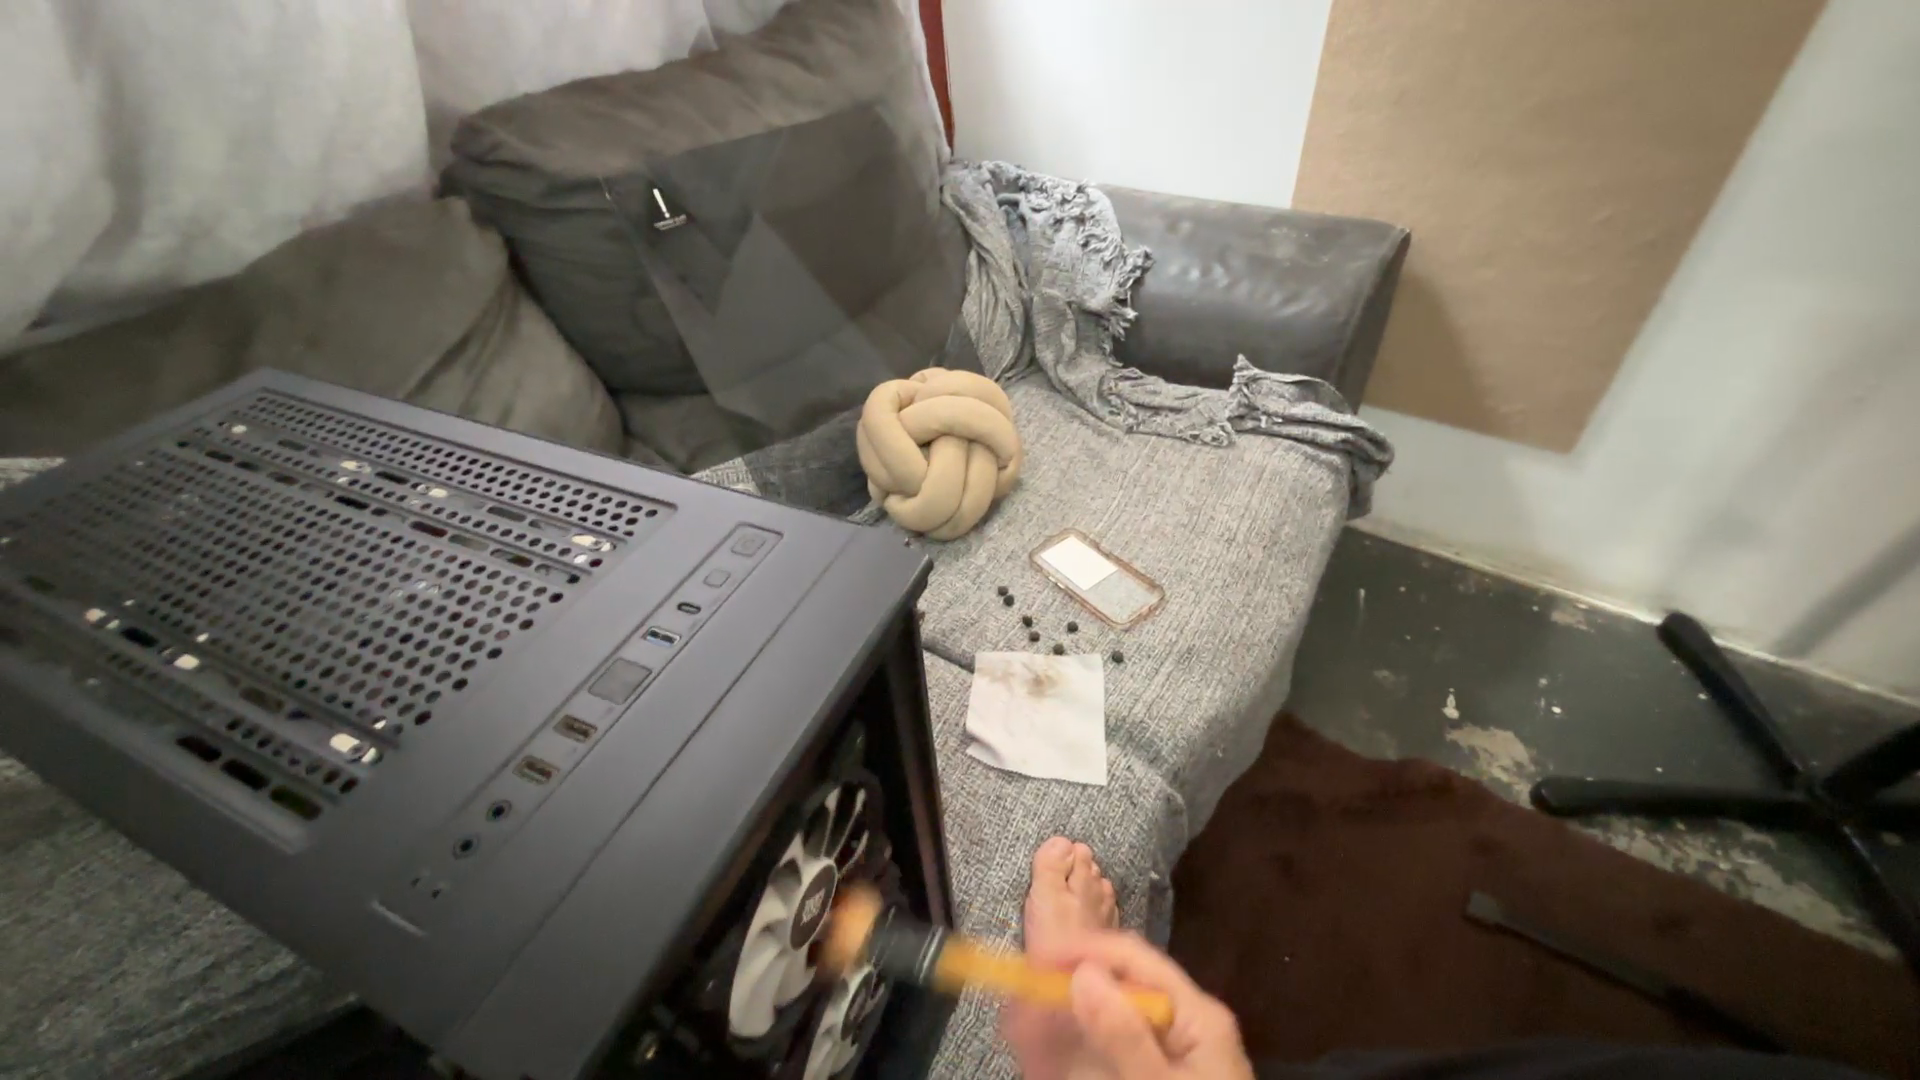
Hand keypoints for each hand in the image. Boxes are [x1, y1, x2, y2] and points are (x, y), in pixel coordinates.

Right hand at [1004, 930, 1253, 1079]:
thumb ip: (1125, 1037)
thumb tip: (1082, 973)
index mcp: (1196, 1016)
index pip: (1132, 958)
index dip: (1081, 951)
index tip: (1032, 960)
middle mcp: (1182, 1026)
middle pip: (1114, 988)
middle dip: (1063, 992)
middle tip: (1017, 1003)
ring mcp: (1169, 1056)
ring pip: (1105, 1023)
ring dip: (1062, 1024)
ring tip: (1019, 1030)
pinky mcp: (1154, 1076)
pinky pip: (1108, 1056)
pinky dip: (1075, 1055)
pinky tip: (1043, 1061)